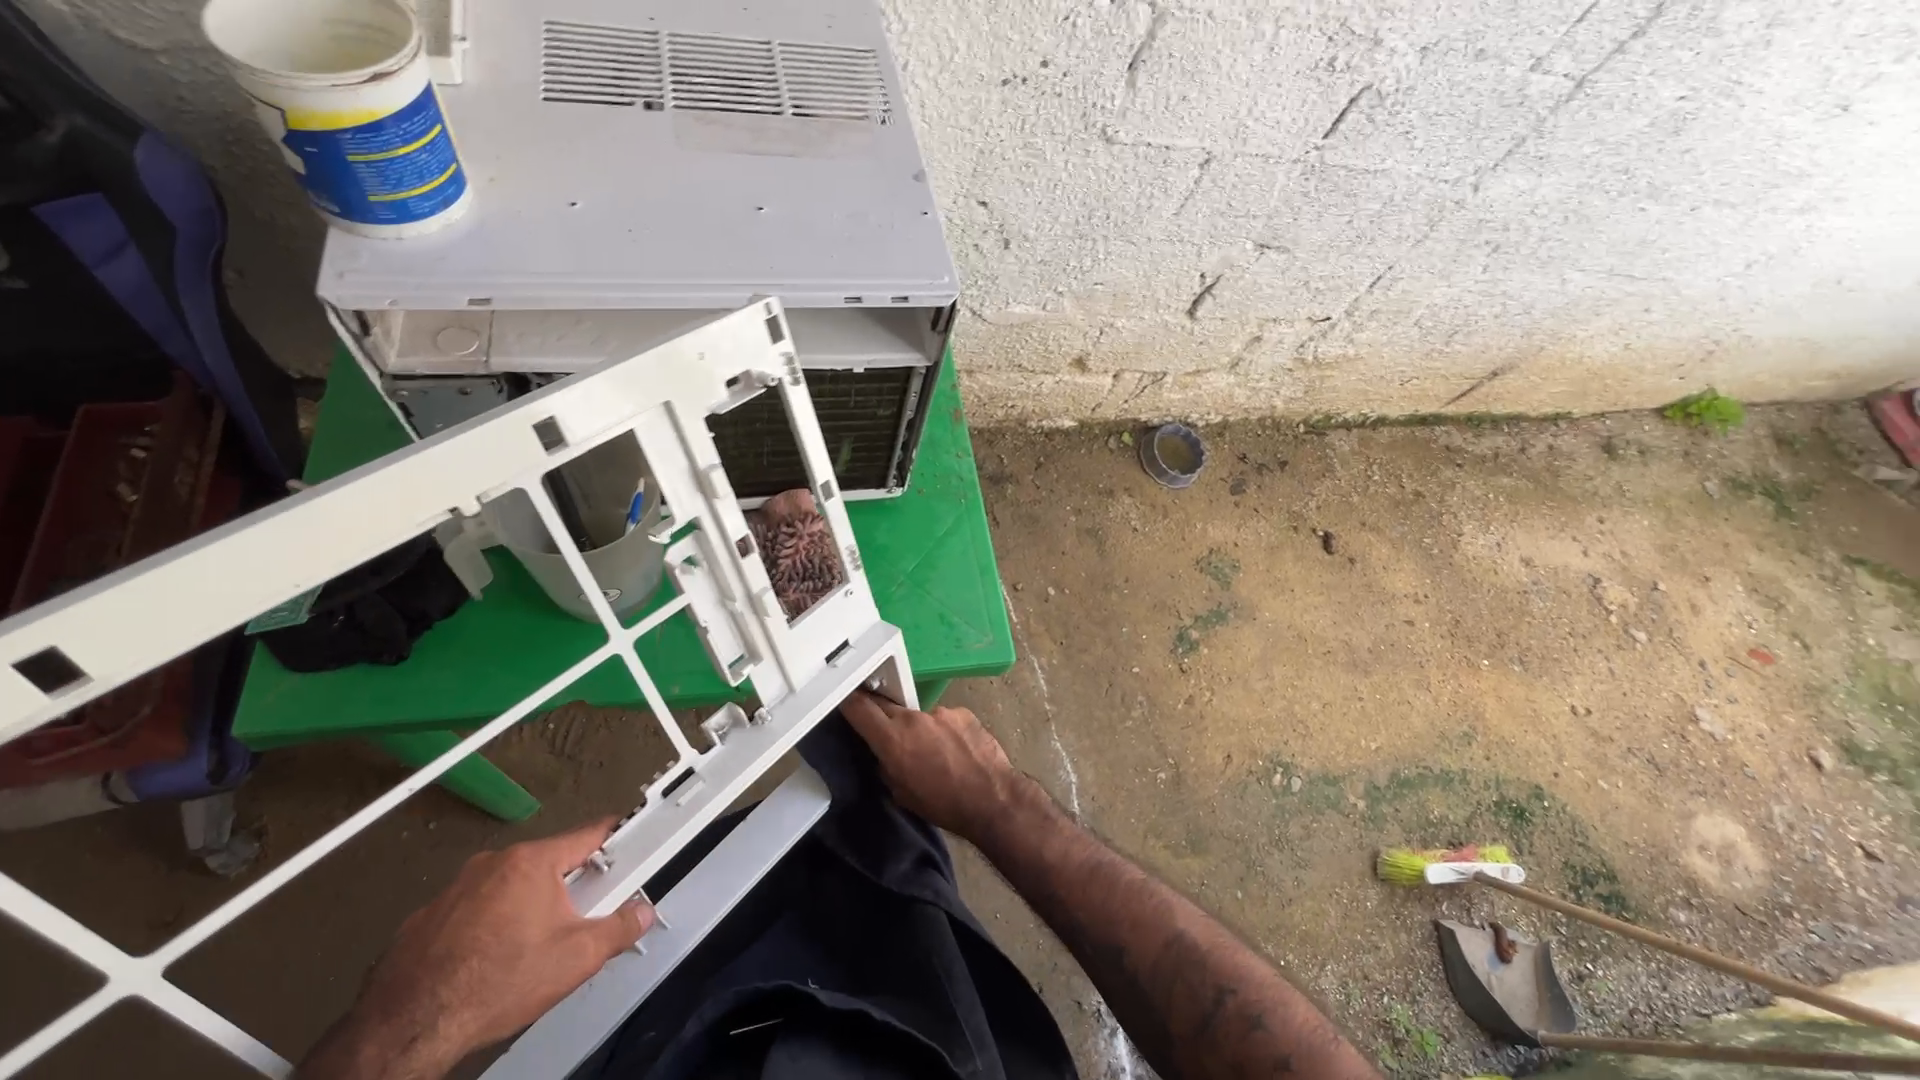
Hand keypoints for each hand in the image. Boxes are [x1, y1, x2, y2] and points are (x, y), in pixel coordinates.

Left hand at [300, 818, 654, 1078]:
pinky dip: (490, 927)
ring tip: (532, 949)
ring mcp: (454, 889)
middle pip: (549, 863)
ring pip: (510, 888)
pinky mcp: (427, 918)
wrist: (410, 1027)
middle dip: (570, 888)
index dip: (616, 839)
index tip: (630, 844)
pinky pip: (474, 910)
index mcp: (530, 862)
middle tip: (581, 918)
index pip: (589, 834)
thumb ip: (620, 928)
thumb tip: (640, 914)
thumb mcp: (577, 957)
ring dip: (528, 907)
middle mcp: (491, 864)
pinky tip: (492, 961)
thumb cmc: (494, 985)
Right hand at [841, 691, 1025, 839]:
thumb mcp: (901, 793)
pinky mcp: (963, 712)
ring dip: (919, 729)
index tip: (843, 700)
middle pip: (887, 706)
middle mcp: (913, 718)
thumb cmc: (943, 804)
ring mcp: (940, 712)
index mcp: (892, 739)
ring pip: (919, 715)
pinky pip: (944, 718)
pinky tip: (956, 750)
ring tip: (935, 753)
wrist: (991, 798)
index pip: (859, 707)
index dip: (848, 702)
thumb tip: (884, 754)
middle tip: (888, 734)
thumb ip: (886, 766)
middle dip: (883, 717)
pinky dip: (944, 730)